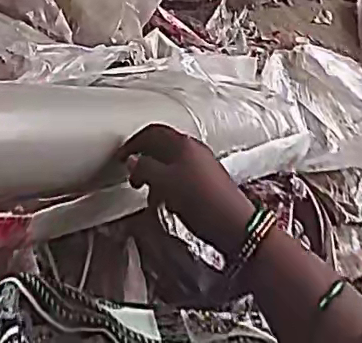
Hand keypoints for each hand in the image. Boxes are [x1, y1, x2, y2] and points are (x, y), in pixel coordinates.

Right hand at [122, 124, 254, 252]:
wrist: (239, 229)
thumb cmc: (201, 202)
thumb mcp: (166, 184)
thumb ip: (145, 168)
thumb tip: (132, 161)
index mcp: (182, 143)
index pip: (152, 132)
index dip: (133, 143)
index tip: (122, 156)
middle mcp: (194, 149)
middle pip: (162, 146)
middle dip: (144, 160)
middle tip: (133, 175)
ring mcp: (204, 165)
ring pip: (171, 163)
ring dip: (157, 176)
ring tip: (149, 194)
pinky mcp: (211, 183)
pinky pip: (182, 176)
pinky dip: (170, 185)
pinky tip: (169, 202)